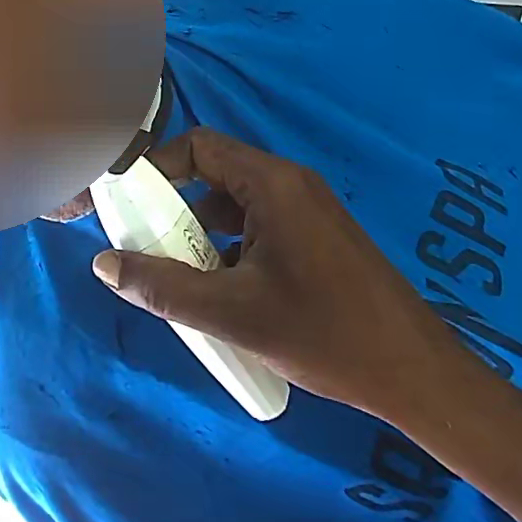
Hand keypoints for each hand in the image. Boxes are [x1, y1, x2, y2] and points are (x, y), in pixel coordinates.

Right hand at [92, 128, 476, 417]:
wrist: (417, 375)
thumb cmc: (324, 334)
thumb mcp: (230, 313)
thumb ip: (161, 287)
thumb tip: (104, 265)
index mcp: (272, 184)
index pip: (198, 146)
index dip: (156, 167)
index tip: (129, 205)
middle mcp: (291, 184)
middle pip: (214, 173)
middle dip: (174, 207)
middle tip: (149, 247)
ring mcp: (308, 210)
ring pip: (234, 204)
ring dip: (201, 232)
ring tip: (183, 277)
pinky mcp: (318, 236)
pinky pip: (258, 225)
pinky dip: (229, 247)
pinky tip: (224, 293)